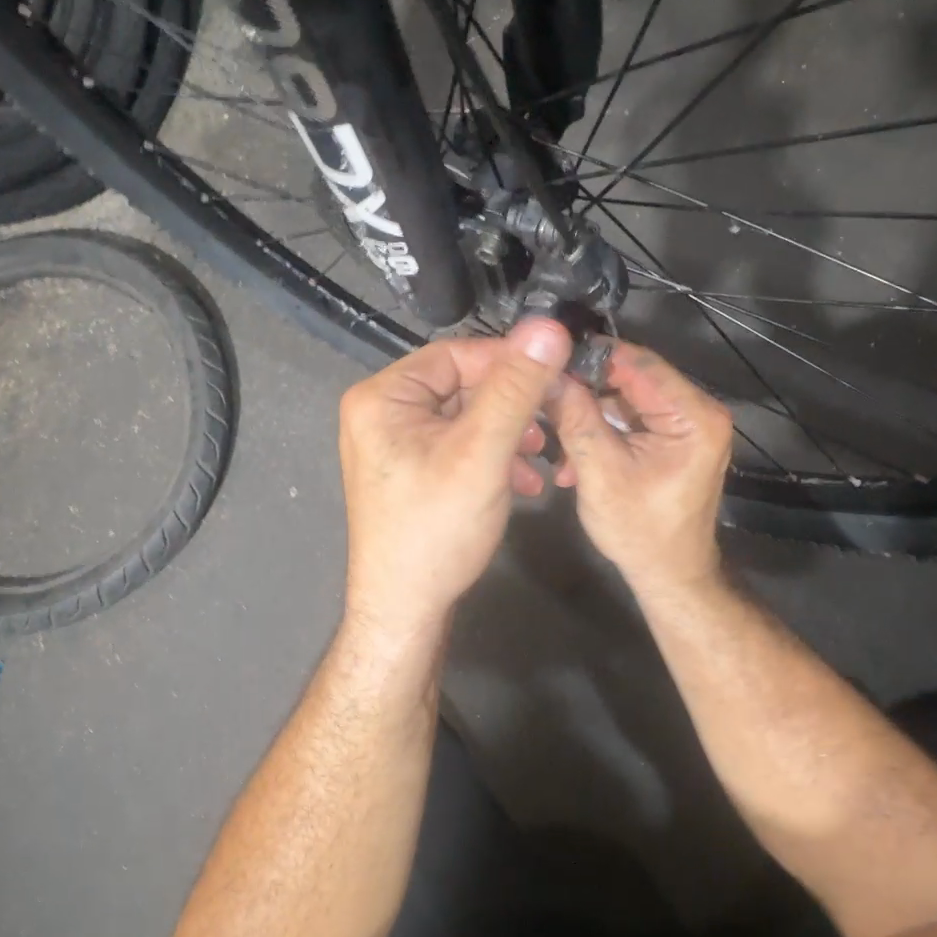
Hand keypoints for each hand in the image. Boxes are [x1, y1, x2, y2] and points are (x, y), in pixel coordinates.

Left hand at [338, 319, 572, 633]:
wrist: (405, 608)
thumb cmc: (435, 531)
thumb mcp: (482, 453)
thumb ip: (515, 389)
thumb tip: (548, 328)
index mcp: (382, 397)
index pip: (455, 354)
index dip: (509, 362)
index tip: (555, 377)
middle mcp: (380, 414)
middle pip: (461, 386)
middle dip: (512, 406)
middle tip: (552, 423)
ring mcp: (393, 446)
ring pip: (465, 419)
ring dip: (508, 433)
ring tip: (540, 457)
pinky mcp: (410, 474)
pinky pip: (457, 447)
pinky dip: (491, 457)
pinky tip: (522, 482)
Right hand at [551, 341, 732, 597]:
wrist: (670, 575)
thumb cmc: (641, 531)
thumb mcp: (600, 473)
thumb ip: (575, 418)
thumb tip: (547, 374)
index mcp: (694, 415)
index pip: (640, 364)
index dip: (592, 358)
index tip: (547, 359)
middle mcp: (699, 410)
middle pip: (633, 379)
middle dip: (586, 391)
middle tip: (543, 397)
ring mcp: (688, 425)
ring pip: (627, 400)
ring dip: (589, 416)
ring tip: (553, 437)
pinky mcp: (675, 439)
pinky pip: (632, 420)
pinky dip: (602, 432)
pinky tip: (572, 456)